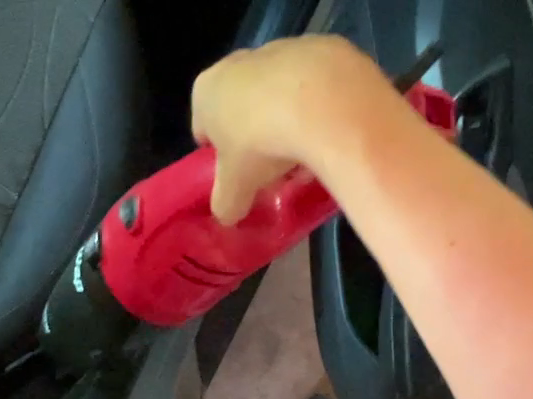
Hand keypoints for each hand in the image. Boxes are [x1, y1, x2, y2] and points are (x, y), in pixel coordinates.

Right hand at [190, 35, 396, 223]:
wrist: (322, 102)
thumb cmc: (259, 144)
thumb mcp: (234, 190)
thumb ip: (225, 204)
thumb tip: (228, 215)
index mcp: (206, 91)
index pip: (204, 129)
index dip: (221, 158)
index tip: (239, 177)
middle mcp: (237, 62)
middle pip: (243, 112)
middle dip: (257, 142)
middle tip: (273, 172)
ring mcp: (281, 49)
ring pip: (280, 99)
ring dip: (288, 128)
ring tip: (305, 160)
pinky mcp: (322, 48)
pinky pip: (314, 90)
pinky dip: (317, 111)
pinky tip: (327, 136)